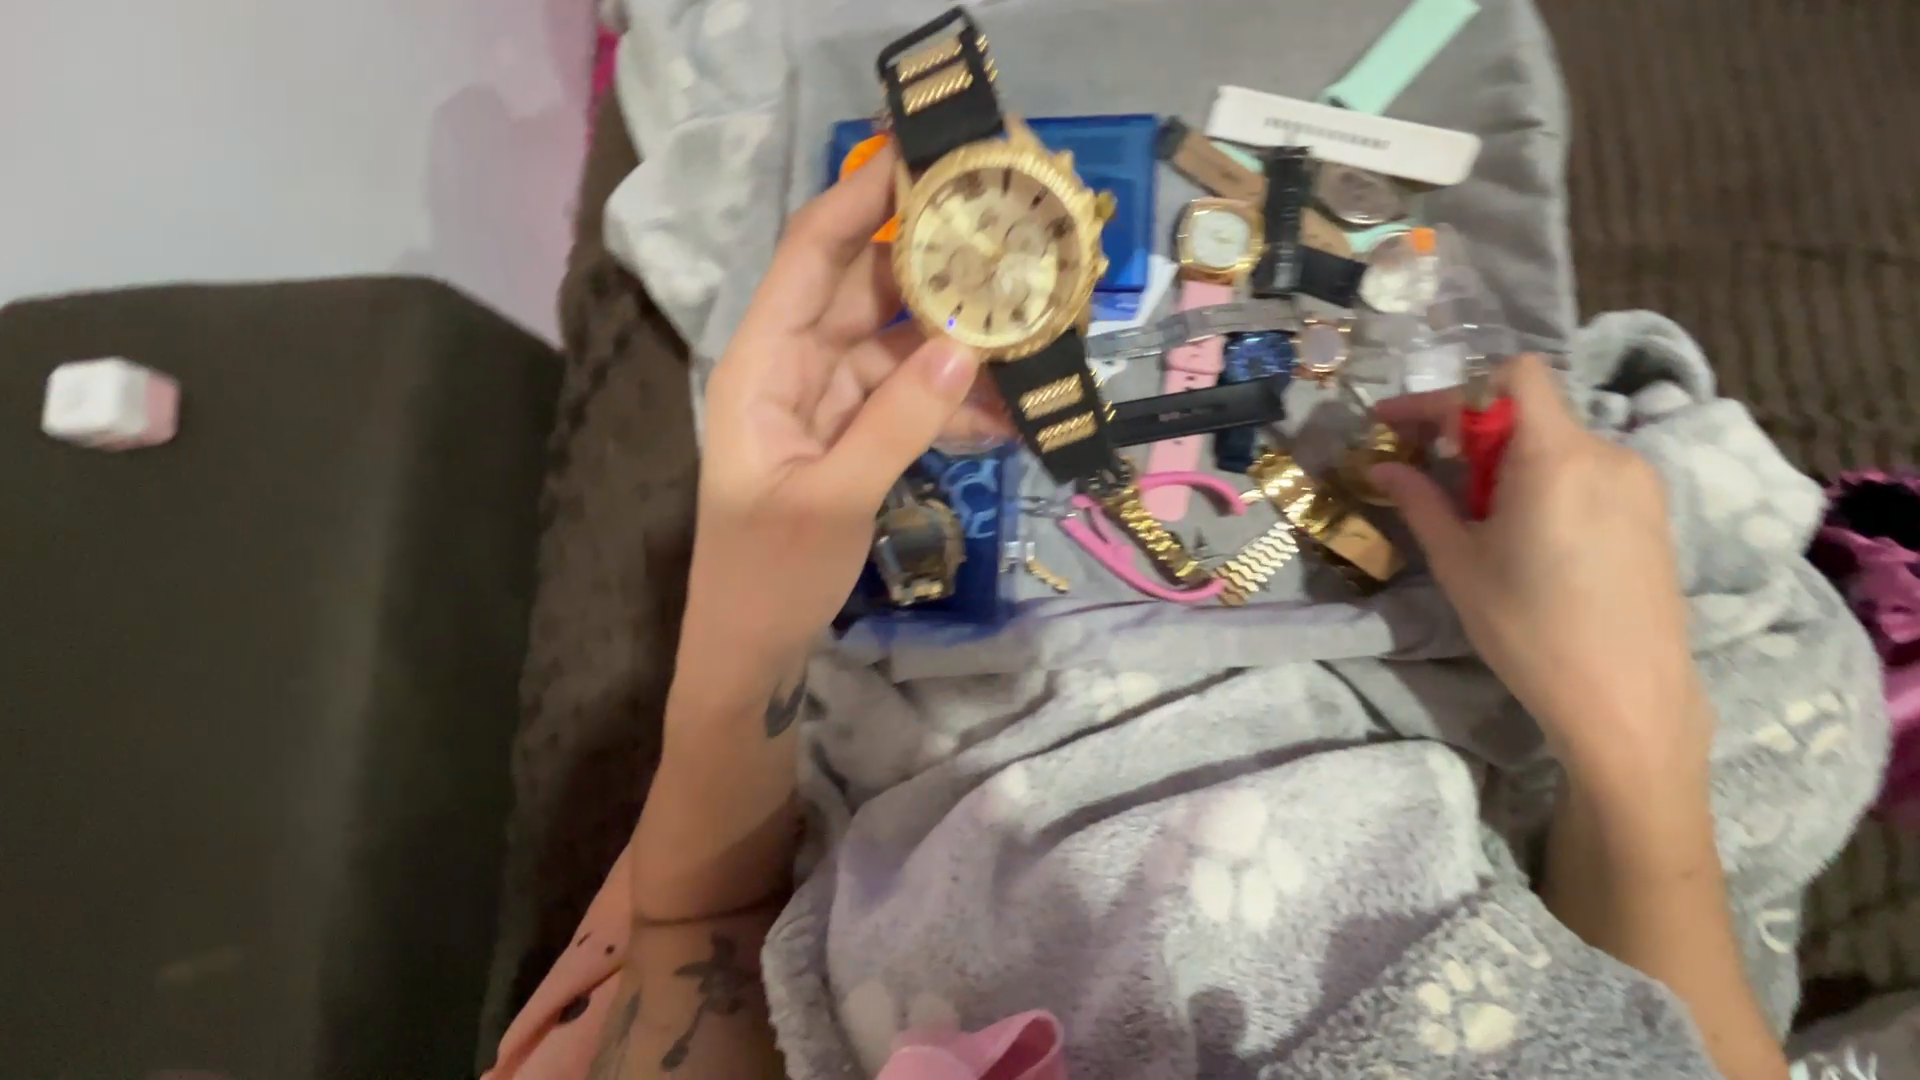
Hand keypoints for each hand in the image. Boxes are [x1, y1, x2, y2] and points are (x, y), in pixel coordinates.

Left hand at [683, 142, 1008, 667]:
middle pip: (866, 296)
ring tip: (1028, 334)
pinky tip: (1005, 413)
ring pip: (898, 352)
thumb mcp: (834, 498)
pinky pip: (908, 403)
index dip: (863, 203)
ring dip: (956, 348)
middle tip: (1011, 245)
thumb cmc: (769, 574)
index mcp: (763, 364)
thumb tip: (963, 346)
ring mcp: (828, 405)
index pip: (811, 257)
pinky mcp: (854, 439)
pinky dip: (951, 405)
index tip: (929, 161)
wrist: (752, 648)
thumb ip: (897, 421)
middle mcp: (794, 369)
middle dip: (934, 273)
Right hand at [1370, 355, 1709, 777]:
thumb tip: (1382, 468)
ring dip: (1500, 456)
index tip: (1400, 424)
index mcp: (1555, 459)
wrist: (1624, 697)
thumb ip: (1420, 501)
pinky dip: (1536, 476)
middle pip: (1527, 409)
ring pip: (1553, 439)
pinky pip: (1581, 468)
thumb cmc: (1527, 628)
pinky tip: (1514, 523)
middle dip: (1464, 428)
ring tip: (1465, 505)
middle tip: (1418, 466)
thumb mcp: (1458, 562)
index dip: (1449, 392)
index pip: (1511, 377)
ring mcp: (1637, 480)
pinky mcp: (1648, 509)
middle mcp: (1606, 453)